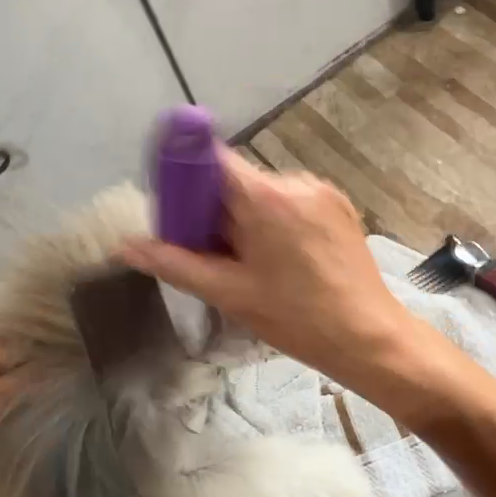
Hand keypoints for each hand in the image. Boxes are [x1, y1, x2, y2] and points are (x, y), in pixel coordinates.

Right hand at [120, 150, 419, 387]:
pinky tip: (279, 261)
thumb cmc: (298, 319)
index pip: (210, 158)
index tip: (174, 208)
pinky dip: (275, 222)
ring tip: (250, 266)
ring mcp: (323, 192)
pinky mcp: (339, 206)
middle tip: (211, 255)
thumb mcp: (230, 294)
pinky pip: (292, 202)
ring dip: (246, 219)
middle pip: (236, 180)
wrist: (369, 337)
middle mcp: (296, 182)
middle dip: (215, 211)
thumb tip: (126, 245)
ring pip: (264, 193)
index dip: (184, 175)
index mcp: (266, 197)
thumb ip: (175, 264)